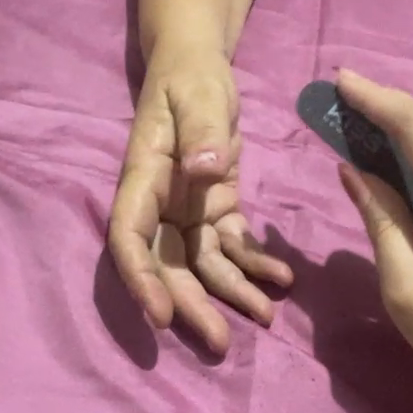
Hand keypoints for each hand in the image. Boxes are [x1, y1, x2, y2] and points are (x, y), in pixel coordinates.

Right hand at [109, 45, 292, 354]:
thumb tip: (204, 168)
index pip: (130, 237)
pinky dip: (255, 265)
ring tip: (265, 317)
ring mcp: (187, 212)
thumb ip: (201, 130)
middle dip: (192, 304)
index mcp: (144, 179)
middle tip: (220, 343)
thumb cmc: (191, 78)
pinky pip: (232, 247)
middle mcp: (160, 206)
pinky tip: (282, 279)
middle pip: (167, 265)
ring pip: (202, 265)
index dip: (141, 279)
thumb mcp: (199, 94)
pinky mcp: (215, 210)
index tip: (161, 316)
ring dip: (230, 294)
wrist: (198, 68)